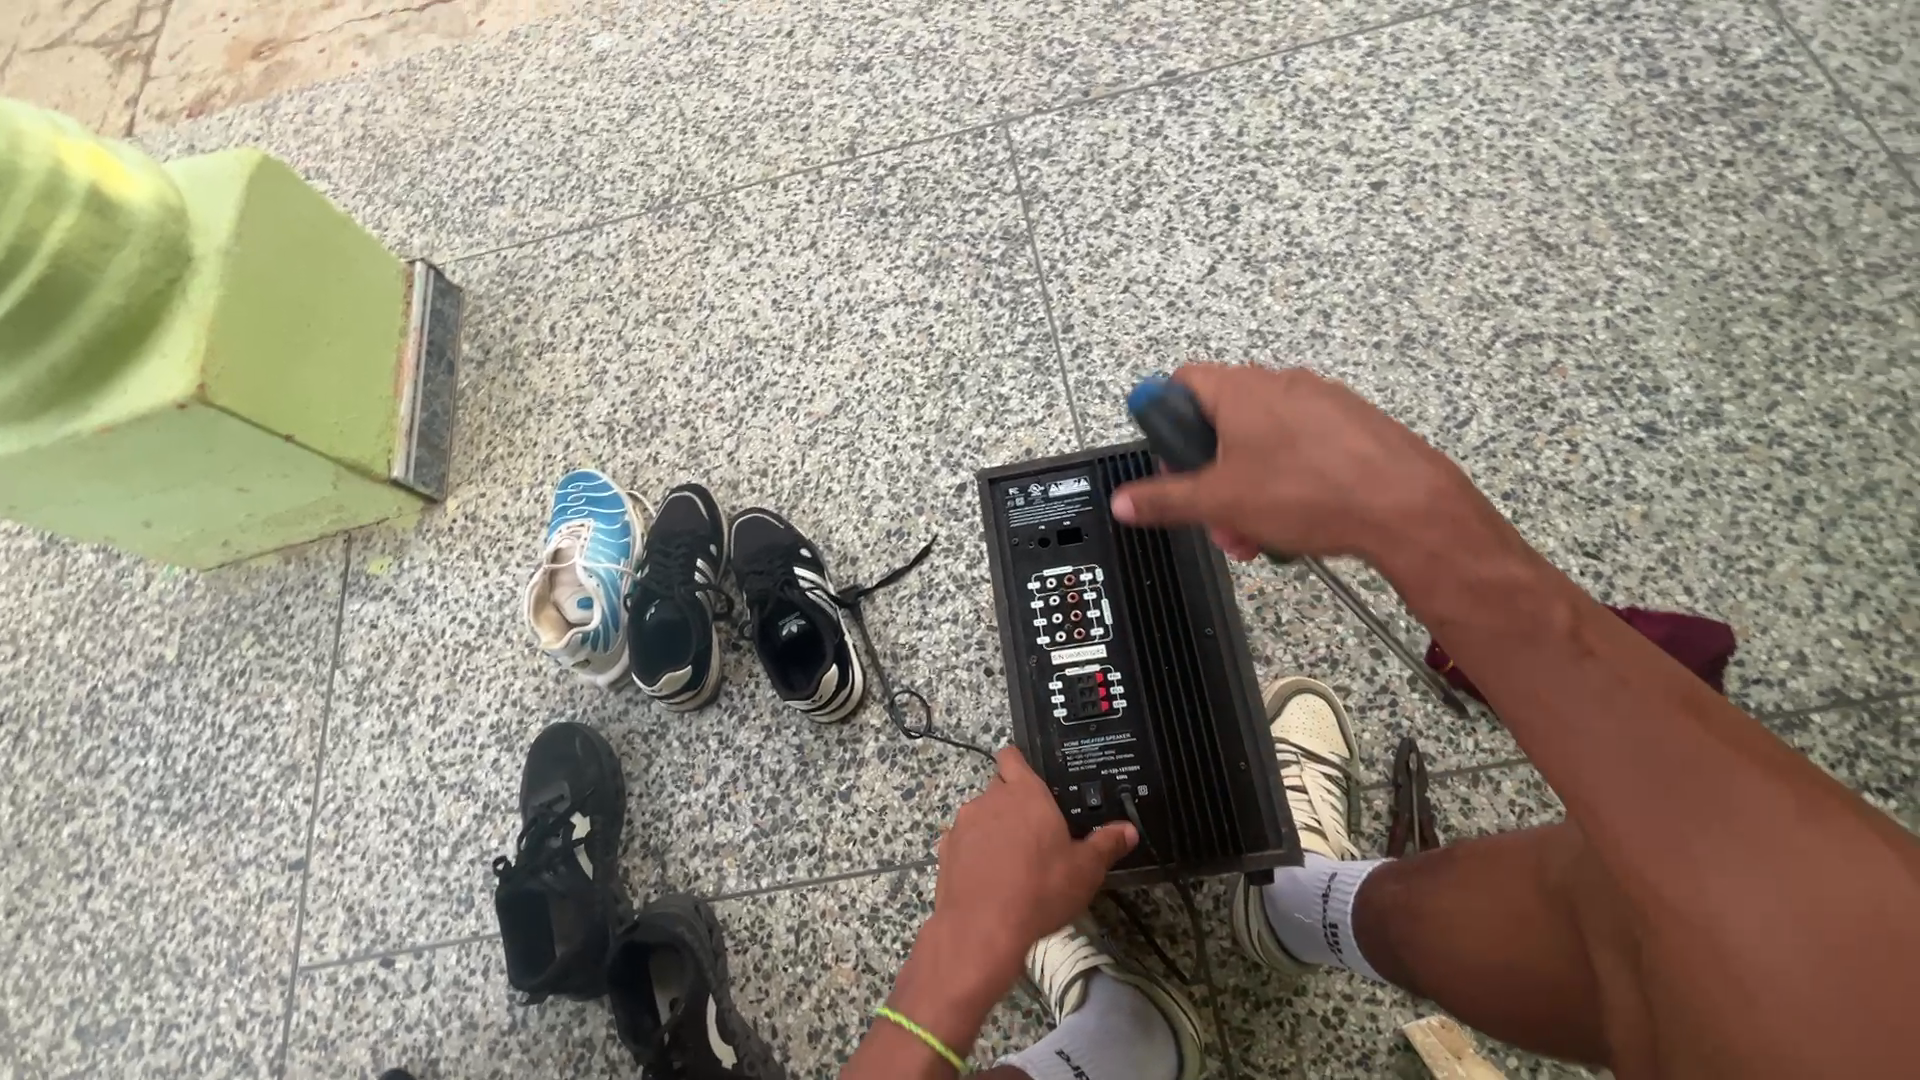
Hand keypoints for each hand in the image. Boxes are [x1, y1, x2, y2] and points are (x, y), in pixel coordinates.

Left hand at [931, 747, 1137, 980]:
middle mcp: (990, 799)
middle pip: (998, 786)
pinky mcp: (946, 849)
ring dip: (993, 827)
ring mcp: (964, 823)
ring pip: (980, 814)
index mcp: (1025, 793)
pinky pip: (964, 840)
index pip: (1012, 756)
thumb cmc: (1039, 890)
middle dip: (1013, 802)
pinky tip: (989, 876)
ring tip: (1012, 860)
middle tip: (1034, 831)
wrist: (981, 928)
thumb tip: (1128, 830)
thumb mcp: (1085, 870)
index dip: (1018, 764)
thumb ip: (1106, 845)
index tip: (1031, 782)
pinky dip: (974, 851)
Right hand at [1111, 363, 1482, 564]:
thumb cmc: (1311, 492)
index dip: (1165, 420)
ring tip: (1255, 532)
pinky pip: (1300, 448)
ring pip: (1261, 441)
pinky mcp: (1351, 425)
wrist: (1407, 508)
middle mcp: (1280, 384)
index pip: (1180, 381)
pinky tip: (1293, 519)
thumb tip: (1123, 502)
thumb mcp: (1220, 503)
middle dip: (1209, 474)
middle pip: (1220, 420)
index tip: (1170, 460)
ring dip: (1245, 486)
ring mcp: (1320, 402)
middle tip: (1213, 513)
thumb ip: (1164, 499)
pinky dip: (1285, 480)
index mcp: (1241, 389)